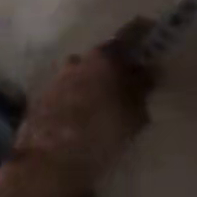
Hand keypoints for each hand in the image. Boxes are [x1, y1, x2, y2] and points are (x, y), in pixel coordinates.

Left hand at [9, 20, 155, 190]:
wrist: (47, 163)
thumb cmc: (98, 136)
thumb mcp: (132, 116)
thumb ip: (141, 89)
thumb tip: (149, 71)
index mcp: (102, 59)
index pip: (129, 34)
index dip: (145, 33)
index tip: (155, 34)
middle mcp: (77, 61)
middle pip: (104, 57)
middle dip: (119, 67)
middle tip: (134, 83)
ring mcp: (56, 79)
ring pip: (84, 74)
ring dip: (97, 84)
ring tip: (109, 106)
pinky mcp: (42, 99)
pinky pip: (69, 91)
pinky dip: (80, 98)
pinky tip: (86, 118)